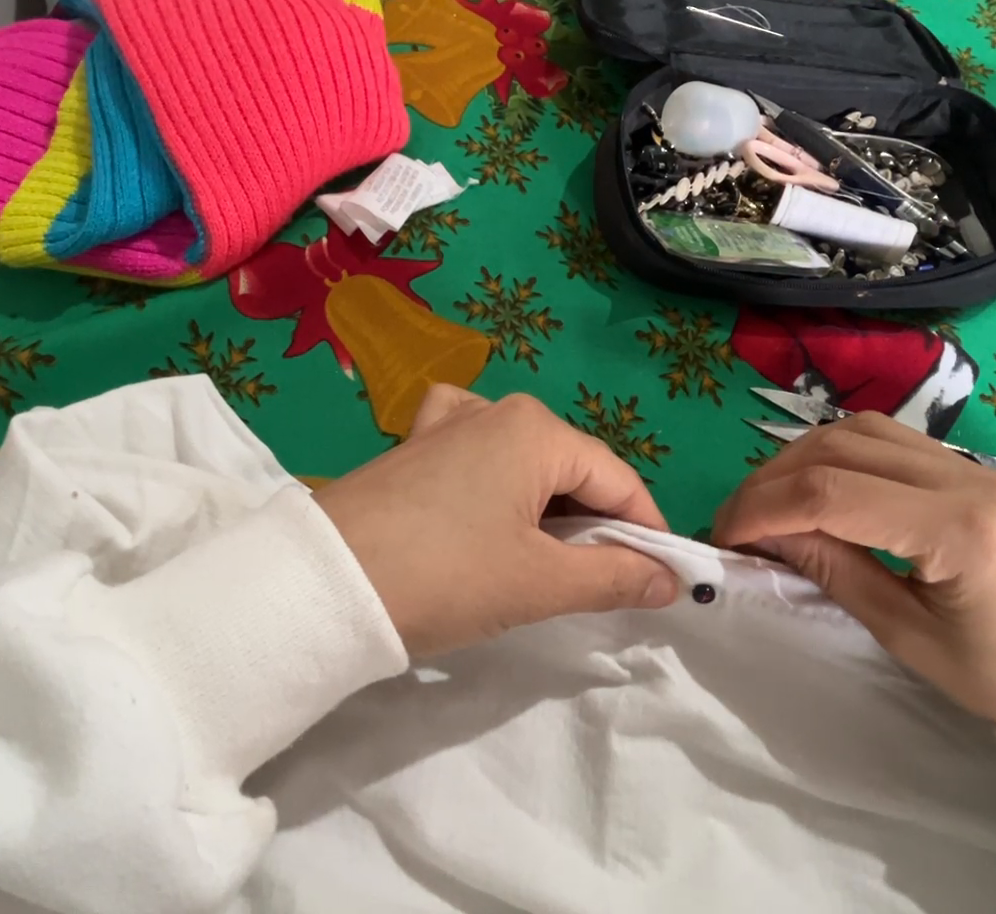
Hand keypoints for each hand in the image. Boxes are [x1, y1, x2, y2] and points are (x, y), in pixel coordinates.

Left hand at [312, 385, 679, 656]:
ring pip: (525, 461)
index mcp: (537, 430)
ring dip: (545, 508)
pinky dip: (494, 476)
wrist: (325, 584)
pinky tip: (484, 500)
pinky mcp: (414, 444)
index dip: (646, 532)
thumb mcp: (539, 583)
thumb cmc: (445, 577)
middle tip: (593, 583)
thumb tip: (669, 581)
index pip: (619, 480)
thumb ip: (615, 578)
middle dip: (593, 523)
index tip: (659, 580)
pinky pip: (473, 448)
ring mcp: (449, 421)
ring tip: (538, 559)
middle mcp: (497, 410)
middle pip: (572, 468)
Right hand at [712, 411, 995, 740]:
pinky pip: (886, 439)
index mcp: (957, 531)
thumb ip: (833, 570)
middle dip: (771, 480)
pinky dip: (834, 454)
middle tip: (736, 521)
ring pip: (859, 430)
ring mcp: (972, 465)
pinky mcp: (971, 467)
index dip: (763, 507)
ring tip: (767, 501)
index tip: (724, 536)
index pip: (832, 493)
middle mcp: (965, 478)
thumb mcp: (906, 636)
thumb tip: (765, 535)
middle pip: (839, 448)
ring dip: (799, 459)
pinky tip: (815, 484)